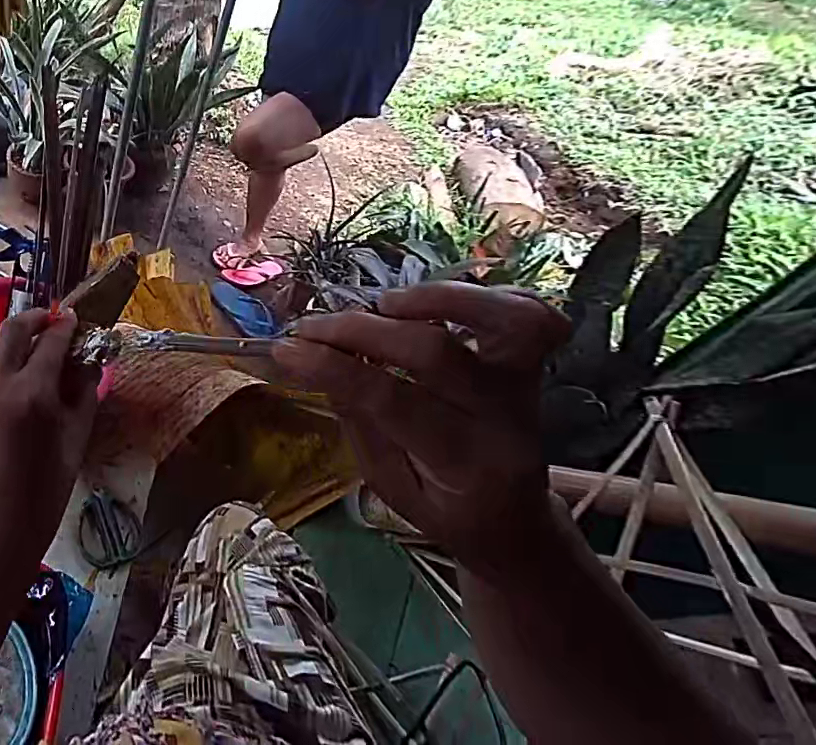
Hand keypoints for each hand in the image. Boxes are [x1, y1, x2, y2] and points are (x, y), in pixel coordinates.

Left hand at [0, 308, 97, 578]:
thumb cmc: (37, 506)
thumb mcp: (71, 450)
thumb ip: (81, 401)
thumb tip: (88, 369)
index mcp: (30, 392)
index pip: (51, 340)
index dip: (66, 326)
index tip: (76, 319)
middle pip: (14, 330)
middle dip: (36, 319)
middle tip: (54, 323)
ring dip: (18, 349)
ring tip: (41, 367)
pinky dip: (4, 375)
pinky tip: (18, 400)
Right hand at [274, 283, 570, 579]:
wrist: (515, 520)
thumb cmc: (444, 507)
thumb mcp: (389, 485)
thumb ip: (359, 421)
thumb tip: (315, 359)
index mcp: (463, 465)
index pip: (390, 399)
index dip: (330, 366)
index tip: (286, 348)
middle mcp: (503, 418)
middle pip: (434, 351)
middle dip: (359, 330)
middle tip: (312, 328)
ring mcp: (524, 384)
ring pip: (507, 322)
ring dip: (437, 299)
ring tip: (384, 304)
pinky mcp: (529, 361)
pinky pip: (527, 312)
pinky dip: (478, 296)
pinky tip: (428, 303)